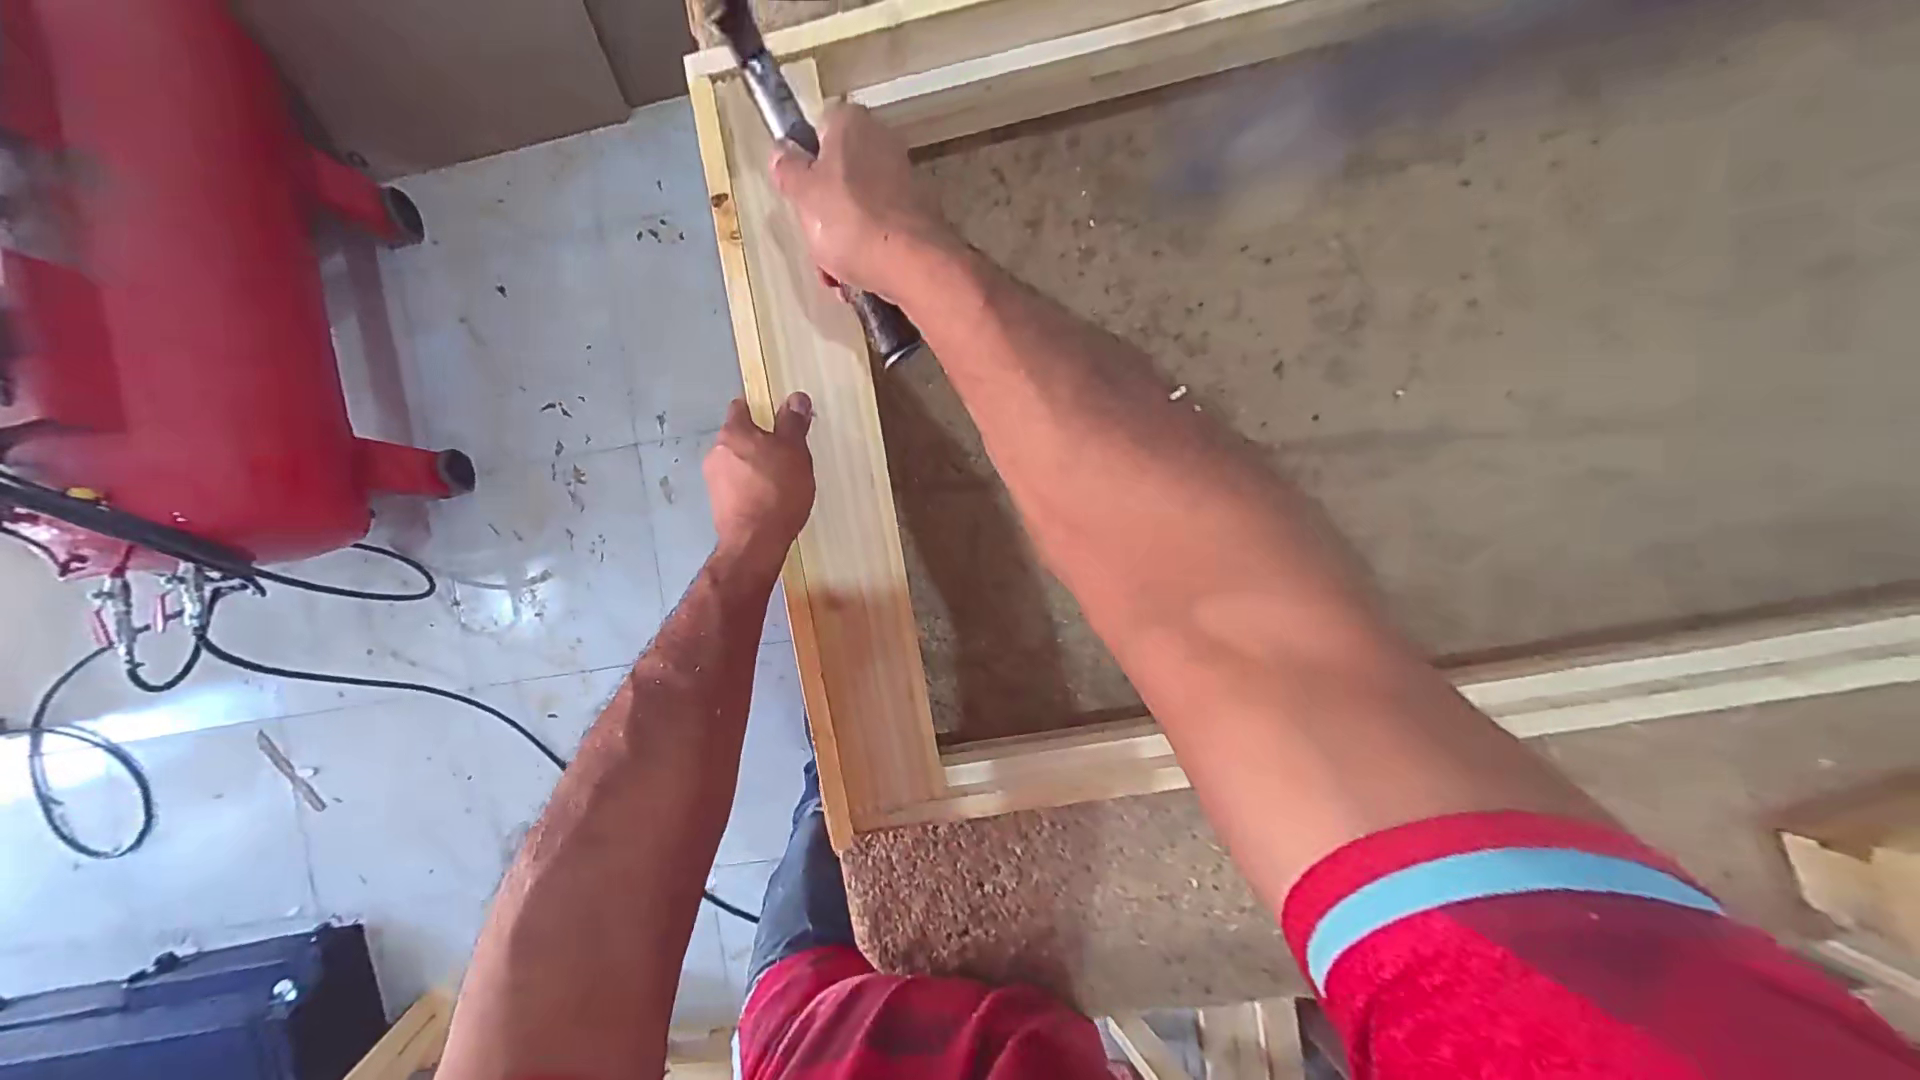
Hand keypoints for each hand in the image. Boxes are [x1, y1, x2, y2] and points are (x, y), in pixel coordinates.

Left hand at [704, 394, 815, 576]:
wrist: (755, 541)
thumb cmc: (777, 490)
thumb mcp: (794, 452)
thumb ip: (793, 423)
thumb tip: (796, 397)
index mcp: (733, 431)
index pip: (741, 407)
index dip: (759, 410)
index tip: (777, 420)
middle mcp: (716, 451)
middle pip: (738, 437)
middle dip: (758, 442)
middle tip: (785, 454)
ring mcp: (713, 479)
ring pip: (736, 463)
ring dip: (753, 467)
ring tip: (779, 481)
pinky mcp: (718, 504)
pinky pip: (736, 486)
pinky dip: (749, 488)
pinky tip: (768, 500)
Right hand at [771, 103, 962, 301]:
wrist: (913, 266)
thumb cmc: (850, 222)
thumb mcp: (803, 195)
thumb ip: (788, 170)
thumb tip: (782, 153)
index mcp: (853, 124)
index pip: (818, 131)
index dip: (804, 165)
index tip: (798, 196)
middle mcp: (884, 145)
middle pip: (838, 181)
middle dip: (823, 219)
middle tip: (817, 246)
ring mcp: (906, 185)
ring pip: (858, 214)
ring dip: (843, 246)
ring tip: (837, 276)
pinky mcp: (919, 222)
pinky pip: (881, 236)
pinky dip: (869, 257)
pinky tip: (860, 281)